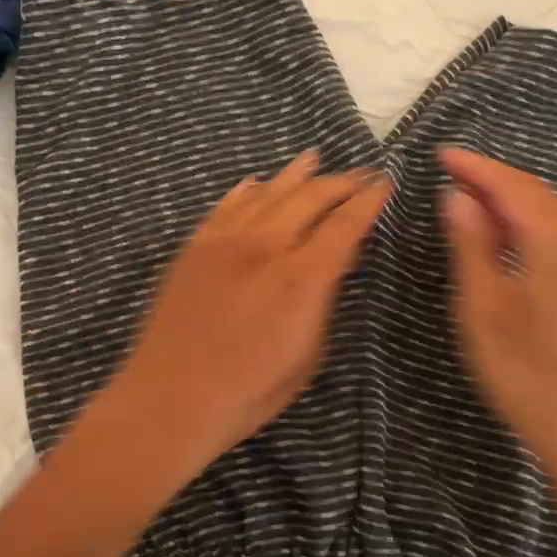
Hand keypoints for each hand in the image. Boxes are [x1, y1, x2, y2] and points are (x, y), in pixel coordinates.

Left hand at [74, 149, 391, 489]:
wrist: (171, 398)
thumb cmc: (248, 392)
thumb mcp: (307, 355)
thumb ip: (324, 301)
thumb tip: (337, 262)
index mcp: (301, 276)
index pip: (345, 224)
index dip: (369, 200)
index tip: (385, 183)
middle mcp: (264, 246)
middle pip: (309, 197)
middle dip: (340, 182)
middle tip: (361, 174)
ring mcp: (223, 241)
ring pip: (266, 193)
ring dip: (294, 175)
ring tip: (312, 159)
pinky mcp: (193, 247)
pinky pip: (225, 206)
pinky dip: (246, 191)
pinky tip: (256, 183)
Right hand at [438, 147, 556, 486]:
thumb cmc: (528, 377)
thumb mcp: (484, 309)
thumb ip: (472, 246)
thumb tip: (459, 198)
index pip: (516, 187)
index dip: (477, 168)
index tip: (440, 154)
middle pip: (541, 198)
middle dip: (494, 184)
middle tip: (449, 178)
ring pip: (556, 219)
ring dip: (513, 207)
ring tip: (469, 205)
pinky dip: (533, 231)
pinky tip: (507, 242)